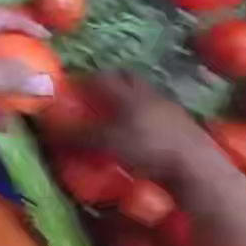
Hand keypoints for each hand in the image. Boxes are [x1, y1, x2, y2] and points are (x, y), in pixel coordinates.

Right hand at [77, 74, 245, 219]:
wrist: (197, 168)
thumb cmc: (148, 149)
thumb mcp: (106, 143)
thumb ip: (78, 134)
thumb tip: (48, 127)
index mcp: (126, 94)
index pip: (101, 77)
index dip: (84, 80)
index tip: (72, 88)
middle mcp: (147, 94)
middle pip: (126, 78)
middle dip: (109, 81)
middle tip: (94, 94)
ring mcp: (169, 107)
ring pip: (143, 93)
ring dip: (128, 97)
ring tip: (116, 112)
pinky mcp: (183, 123)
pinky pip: (157, 109)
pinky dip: (144, 114)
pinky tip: (141, 130)